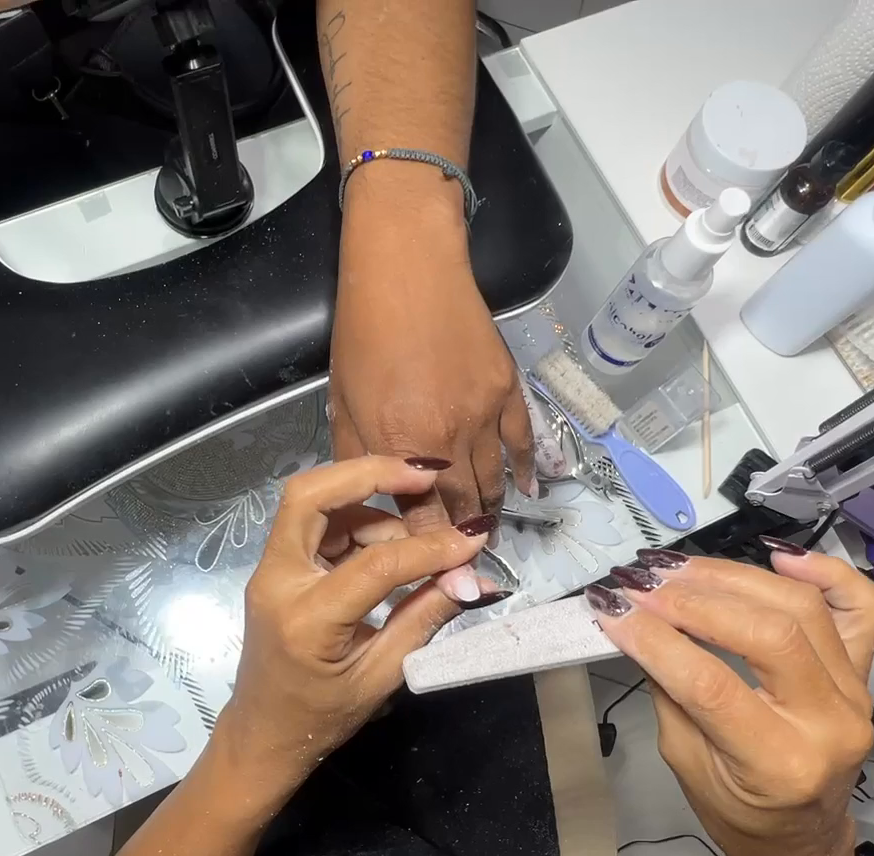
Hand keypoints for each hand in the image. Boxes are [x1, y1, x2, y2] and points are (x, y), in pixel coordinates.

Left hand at [212, 456, 490, 798]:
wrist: (263, 734)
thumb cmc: (321, 716)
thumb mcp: (381, 676)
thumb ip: (424, 618)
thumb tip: (473, 578)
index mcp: (306, 620)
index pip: (374, 564)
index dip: (429, 547)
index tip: (472, 538)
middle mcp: (277, 581)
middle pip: (310, 495)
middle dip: (369, 473)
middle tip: (423, 474)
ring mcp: (270, 570)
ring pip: (310, 502)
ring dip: (366, 501)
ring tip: (412, 533)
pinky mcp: (276, 567)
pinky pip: (314, 523)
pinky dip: (354, 520)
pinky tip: (387, 544)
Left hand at [329, 169, 536, 545]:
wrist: (407, 266)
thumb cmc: (362, 333)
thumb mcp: (344, 402)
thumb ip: (361, 457)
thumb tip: (378, 498)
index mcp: (402, 444)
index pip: (422, 518)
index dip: (431, 550)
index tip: (437, 571)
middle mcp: (450, 438)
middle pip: (464, 505)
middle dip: (462, 537)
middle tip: (464, 558)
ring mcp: (486, 413)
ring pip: (494, 480)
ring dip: (490, 509)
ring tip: (486, 531)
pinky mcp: (508, 389)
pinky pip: (524, 442)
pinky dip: (527, 470)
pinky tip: (529, 490)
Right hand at [587, 545, 873, 855]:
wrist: (799, 838)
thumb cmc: (735, 811)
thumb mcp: (682, 759)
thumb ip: (668, 688)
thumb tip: (638, 622)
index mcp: (778, 762)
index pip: (708, 682)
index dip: (653, 638)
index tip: (610, 608)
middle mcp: (829, 723)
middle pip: (766, 634)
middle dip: (692, 600)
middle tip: (641, 585)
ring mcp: (854, 692)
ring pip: (801, 608)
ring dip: (731, 577)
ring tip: (677, 570)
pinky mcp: (863, 672)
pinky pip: (863, 608)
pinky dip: (826, 571)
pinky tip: (778, 556)